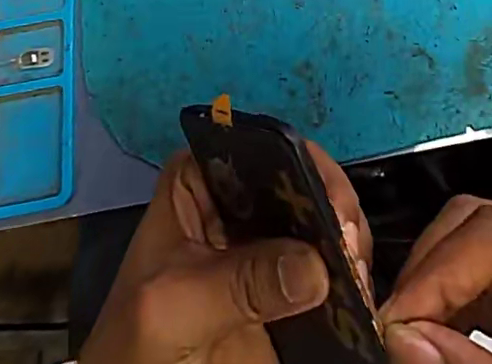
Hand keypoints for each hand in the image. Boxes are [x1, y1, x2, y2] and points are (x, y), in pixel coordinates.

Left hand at [81, 145, 372, 363]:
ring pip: (322, 220)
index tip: (331, 205)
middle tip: (350, 245)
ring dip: (348, 240)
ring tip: (355, 272)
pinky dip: (348, 275)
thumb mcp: (172, 307)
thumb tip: (313, 265)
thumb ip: (237, 282)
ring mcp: (266, 244)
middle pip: (302, 179)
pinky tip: (357, 292)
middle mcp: (240, 202)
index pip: (261, 147)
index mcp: (202, 181)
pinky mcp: (286, 287)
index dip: (303, 165)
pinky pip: (328, 269)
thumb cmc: (134, 344)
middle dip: (334, 204)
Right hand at [379, 197, 491, 363]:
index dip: (436, 271)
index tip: (393, 320)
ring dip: (437, 293)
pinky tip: (438, 341)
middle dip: (430, 276)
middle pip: (484, 229)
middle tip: (393, 330)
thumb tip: (402, 338)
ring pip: (480, 255)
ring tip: (408, 337)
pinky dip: (457, 312)